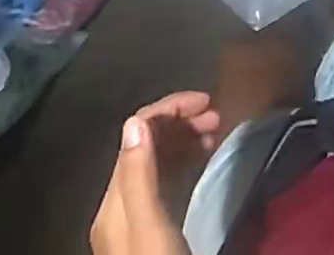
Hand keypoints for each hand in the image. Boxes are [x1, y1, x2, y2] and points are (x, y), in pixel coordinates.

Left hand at [90, 91, 222, 254]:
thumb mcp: (152, 230)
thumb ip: (140, 177)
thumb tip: (135, 120)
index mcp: (115, 202)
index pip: (136, 134)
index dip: (170, 110)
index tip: (208, 102)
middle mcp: (120, 205)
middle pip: (146, 145)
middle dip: (181, 122)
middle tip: (218, 118)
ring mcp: (135, 219)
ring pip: (157, 161)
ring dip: (185, 139)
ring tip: (216, 133)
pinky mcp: (152, 231)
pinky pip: (165, 181)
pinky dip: (184, 161)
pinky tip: (203, 160)